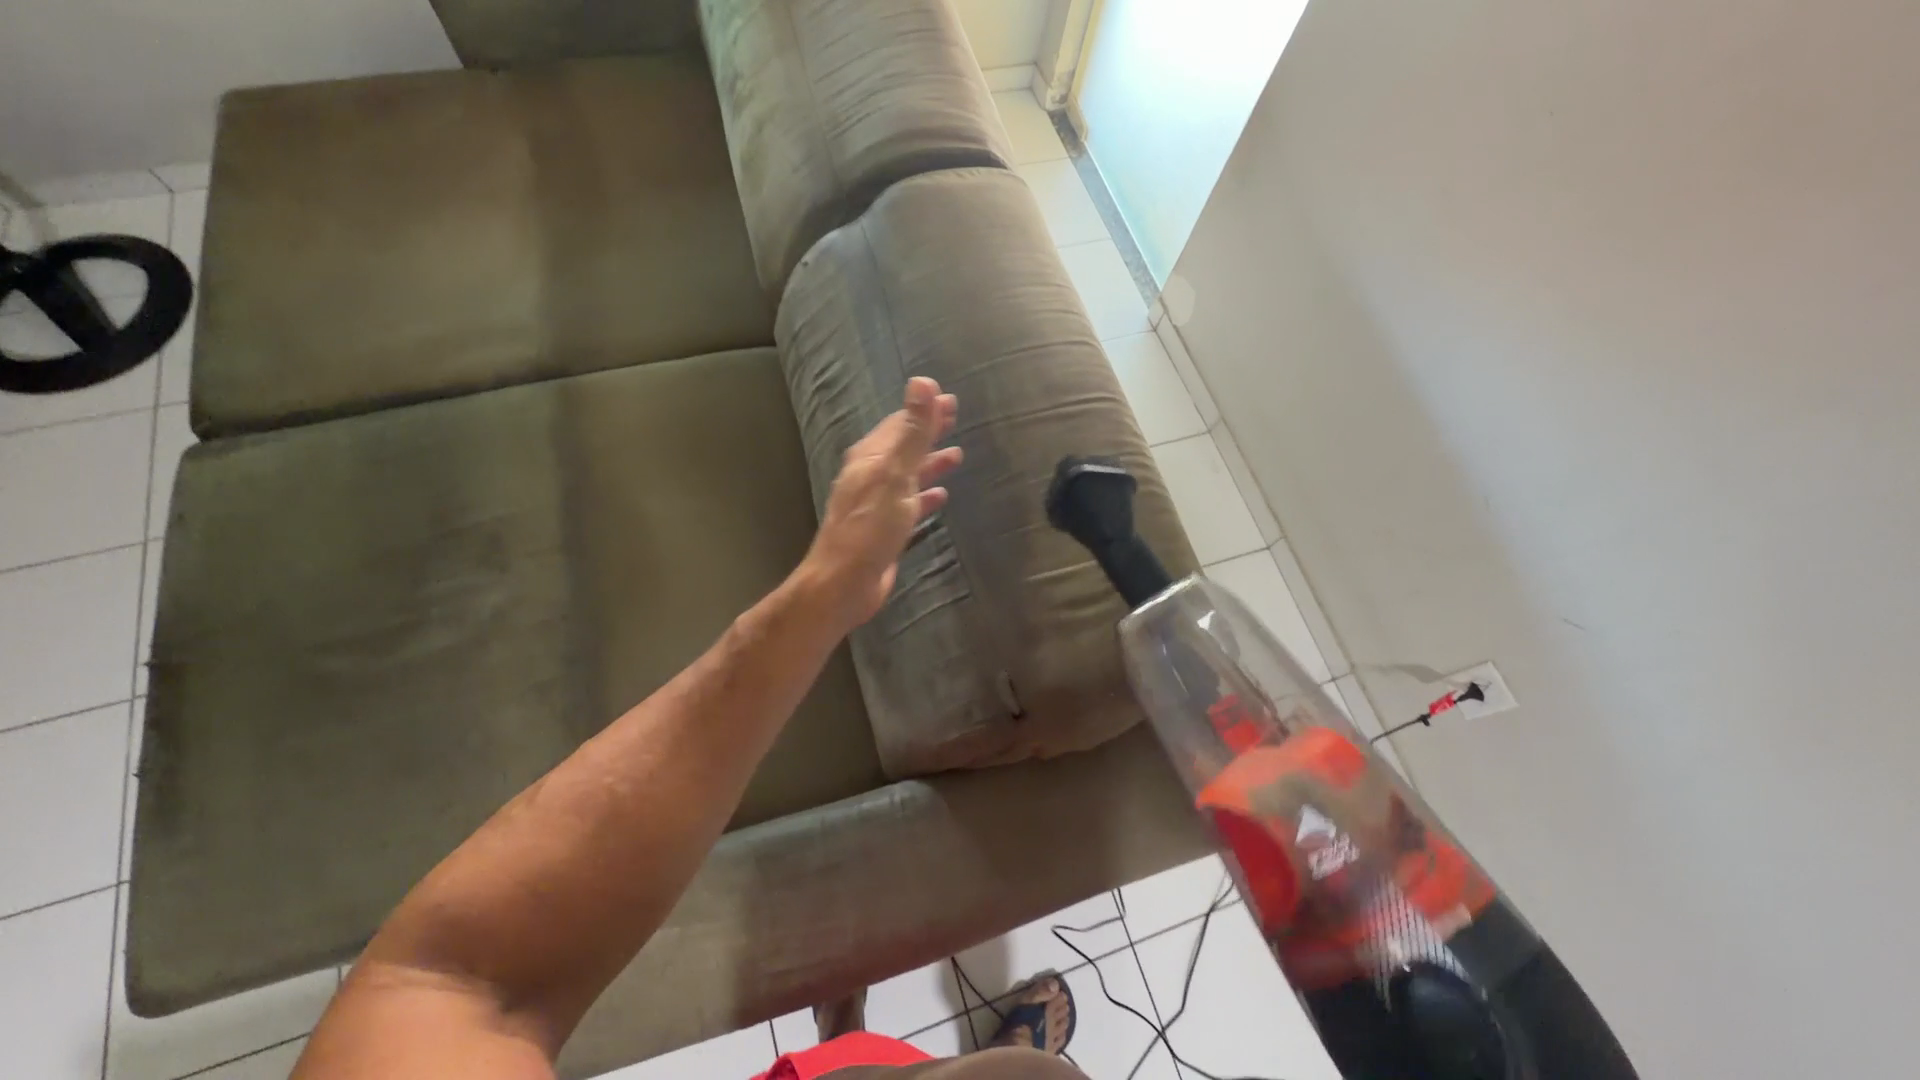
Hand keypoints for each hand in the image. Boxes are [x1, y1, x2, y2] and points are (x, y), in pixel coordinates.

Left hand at [800, 376, 962, 631]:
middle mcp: (870, 476)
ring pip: (907, 476)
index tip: (949, 400)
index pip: (900, 425)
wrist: (844, 584)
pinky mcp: (883, 530)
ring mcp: (876, 504)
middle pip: (903, 447)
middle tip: (955, 419)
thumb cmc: (870, 528)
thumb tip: (923, 382)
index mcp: (870, 459)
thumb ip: (912, 432)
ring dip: (929, 464)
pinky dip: (925, 496)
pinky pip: (909, 503)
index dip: (924, 411)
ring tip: (956, 456)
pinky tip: (941, 497)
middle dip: (928, 433)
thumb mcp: (895, 475)